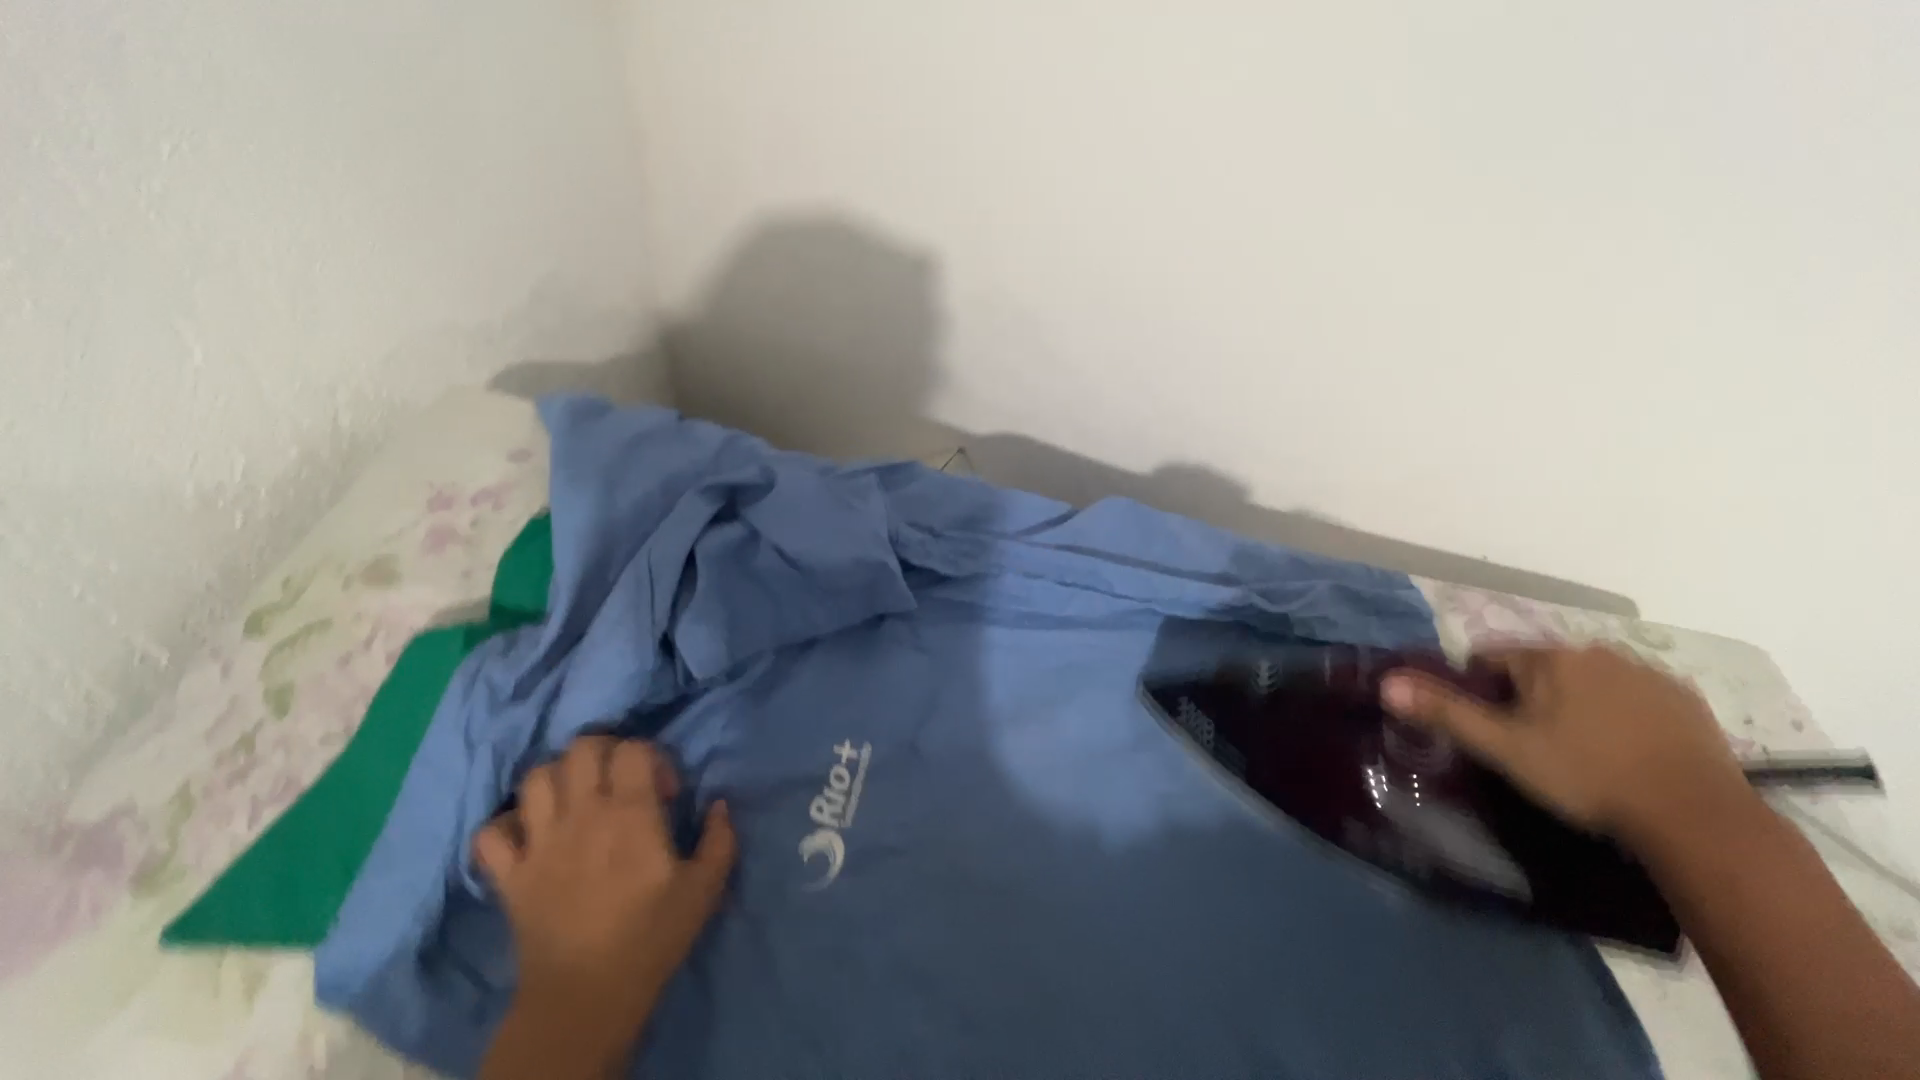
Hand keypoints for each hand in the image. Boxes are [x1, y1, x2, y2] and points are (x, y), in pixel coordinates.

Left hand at [474, 736, 736, 1015]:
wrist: (586, 995)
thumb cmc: (652, 937)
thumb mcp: (705, 888)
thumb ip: (720, 839)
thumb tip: (719, 804)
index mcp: (630, 813)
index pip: (633, 749)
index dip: (652, 758)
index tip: (664, 793)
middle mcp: (581, 814)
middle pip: (581, 747)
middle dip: (605, 752)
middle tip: (621, 782)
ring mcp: (538, 842)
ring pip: (535, 778)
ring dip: (558, 779)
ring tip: (577, 801)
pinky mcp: (509, 873)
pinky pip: (492, 832)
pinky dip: (507, 826)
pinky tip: (529, 836)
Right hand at [1380, 644, 1754, 845]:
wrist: (1695, 814)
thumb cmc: (1585, 776)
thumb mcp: (1505, 749)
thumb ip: (1447, 712)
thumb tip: (1387, 682)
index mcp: (1548, 658)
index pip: (1491, 658)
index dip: (1479, 690)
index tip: (1488, 729)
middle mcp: (1596, 651)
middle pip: (1540, 667)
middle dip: (1527, 697)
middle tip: (1530, 746)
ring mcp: (1647, 672)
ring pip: (1588, 681)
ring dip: (1574, 703)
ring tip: (1579, 753)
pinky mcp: (1685, 698)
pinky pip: (1633, 696)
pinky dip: (1620, 714)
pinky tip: (1624, 752)